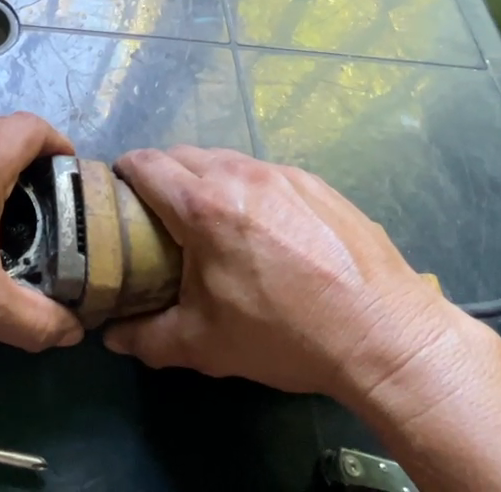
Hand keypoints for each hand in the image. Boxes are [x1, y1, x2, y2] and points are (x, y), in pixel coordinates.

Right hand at [103, 147, 461, 403]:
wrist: (389, 339)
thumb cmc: (287, 337)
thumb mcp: (207, 345)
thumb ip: (148, 337)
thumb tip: (111, 336)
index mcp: (202, 206)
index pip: (144, 164)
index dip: (122, 174)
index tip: (118, 196)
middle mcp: (237, 175)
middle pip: (179, 155)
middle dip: (161, 177)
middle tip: (162, 217)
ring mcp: (281, 174)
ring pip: (224, 160)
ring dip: (206, 180)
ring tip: (215, 222)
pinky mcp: (316, 182)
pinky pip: (264, 174)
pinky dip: (249, 190)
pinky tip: (268, 231)